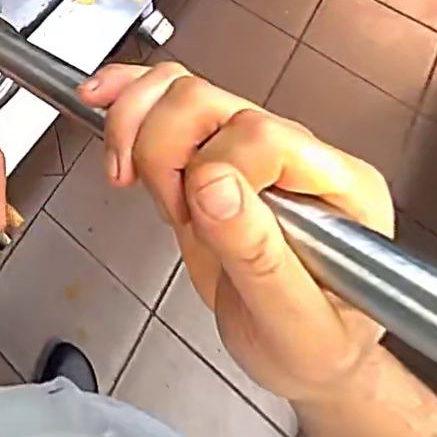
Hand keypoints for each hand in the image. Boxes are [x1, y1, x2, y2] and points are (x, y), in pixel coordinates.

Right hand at [80, 63, 395, 403]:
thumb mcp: (296, 323)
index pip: (259, 133)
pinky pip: (156, 91)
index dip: (213, 170)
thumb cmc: (309, 345)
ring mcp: (241, 139)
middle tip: (169, 207)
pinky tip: (98, 102)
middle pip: (202, 99)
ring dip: (131, 126)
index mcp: (338, 185)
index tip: (200, 218)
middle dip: (160, 151)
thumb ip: (258, 253)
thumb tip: (213, 184)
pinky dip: (120, 93)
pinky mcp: (200, 140)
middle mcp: (291, 148)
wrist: (287, 349)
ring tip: (127, 174)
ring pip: (172, 86)